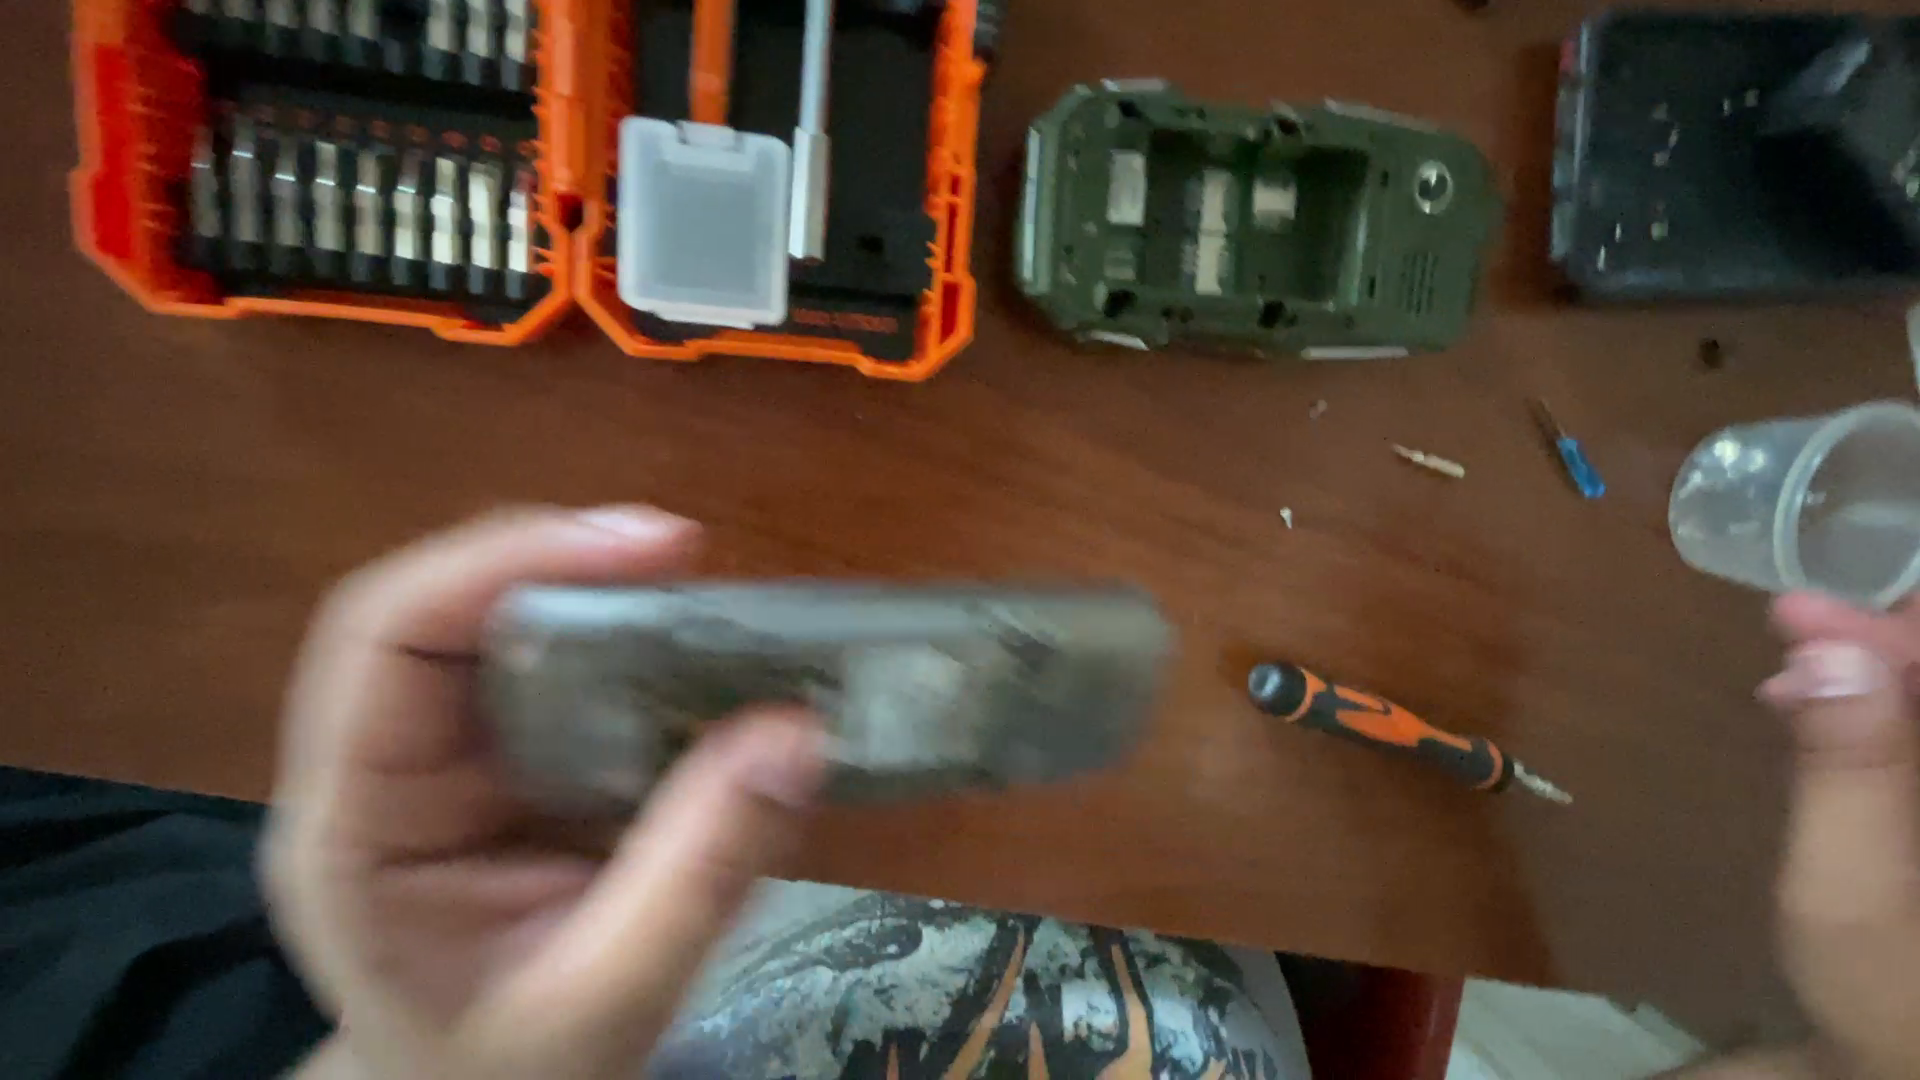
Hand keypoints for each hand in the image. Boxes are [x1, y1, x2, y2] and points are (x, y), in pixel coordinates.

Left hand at [261, 507, 825, 1079]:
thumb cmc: (519, 1070)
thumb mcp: (613, 996)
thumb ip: (702, 873)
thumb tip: (797, 732)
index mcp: (363, 823)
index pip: (393, 637)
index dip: (510, 563)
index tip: (651, 546)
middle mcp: (394, 764)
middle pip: (451, 607)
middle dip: (567, 562)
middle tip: (686, 553)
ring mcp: (452, 756)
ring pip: (507, 625)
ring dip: (603, 594)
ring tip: (699, 593)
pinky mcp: (515, 759)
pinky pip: (562, 669)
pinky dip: (632, 644)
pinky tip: (694, 652)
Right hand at [1737, 592, 1919, 1078]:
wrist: (1918, 1069)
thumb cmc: (1890, 995)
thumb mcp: (1850, 890)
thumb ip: (1847, 772)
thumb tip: (1827, 652)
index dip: (1906, 636)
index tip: (1801, 611)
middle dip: (1893, 646)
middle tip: (1794, 626)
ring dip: (1885, 671)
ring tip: (1796, 668)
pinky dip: (1882, 704)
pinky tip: (1824, 704)